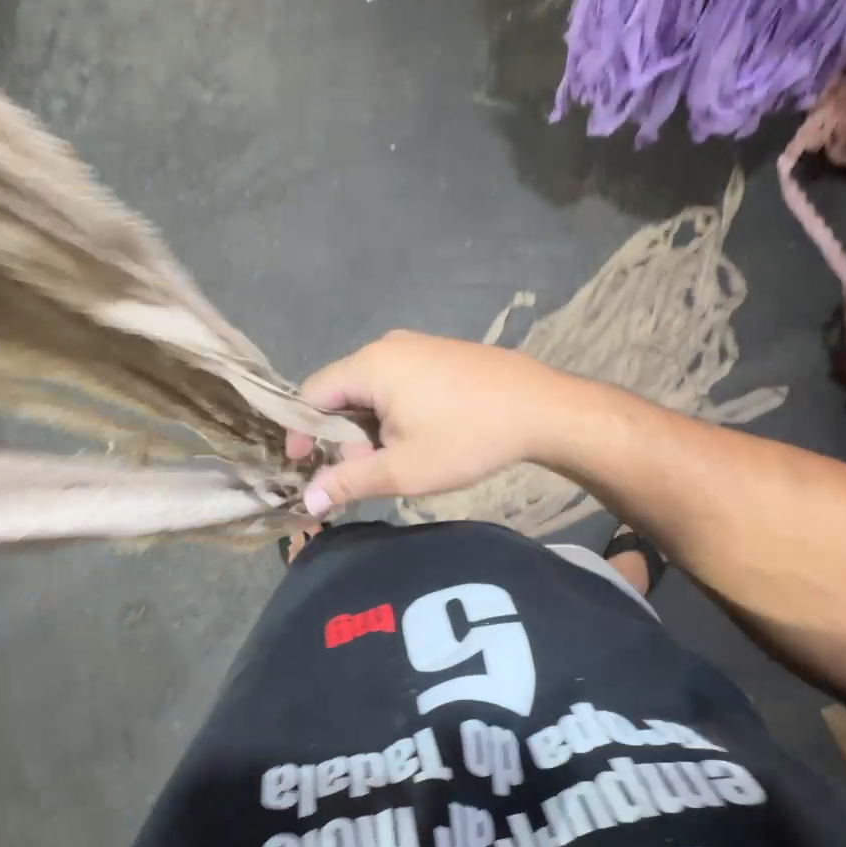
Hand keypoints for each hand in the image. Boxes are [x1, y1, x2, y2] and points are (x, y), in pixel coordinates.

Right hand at [284, 331, 571, 517]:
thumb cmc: (467, 439)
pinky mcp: (440, 354)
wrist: (544, 410)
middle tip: (361, 472)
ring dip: (368, 427)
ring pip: (370, 389)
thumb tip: (308, 501)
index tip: (305, 467)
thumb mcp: (403, 470)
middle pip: (340, 391)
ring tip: (392, 460)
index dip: (301, 432)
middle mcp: (387, 346)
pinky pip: (396, 382)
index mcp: (369, 365)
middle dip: (341, 435)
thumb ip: (349, 482)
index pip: (311, 395)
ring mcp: (417, 345)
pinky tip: (416, 438)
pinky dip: (391, 412)